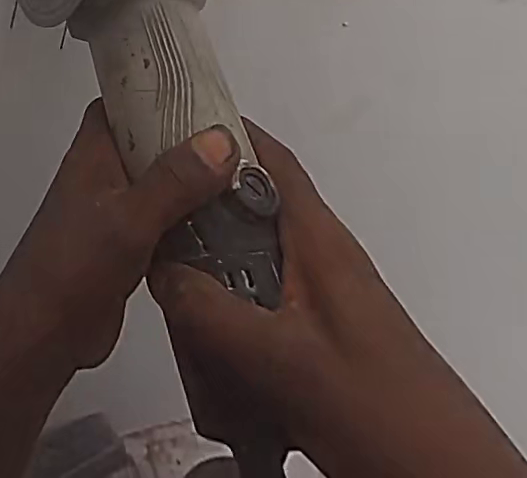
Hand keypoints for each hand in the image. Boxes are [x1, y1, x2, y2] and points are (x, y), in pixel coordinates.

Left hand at [0, 99, 240, 371]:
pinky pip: (162, 216)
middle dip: (184, 138)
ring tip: (239, 177)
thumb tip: (219, 141)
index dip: (151, 92)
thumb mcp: (129, 218)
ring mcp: (112, 209)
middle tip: (233, 139)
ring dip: (190, 180)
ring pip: (157, 181)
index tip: (195, 89)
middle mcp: (101, 174)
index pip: (118, 105)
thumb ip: (173, 181)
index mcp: (92, 153)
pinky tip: (223, 224)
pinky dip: (188, 216)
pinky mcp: (125, 242)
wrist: (47, 327)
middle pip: (145, 141)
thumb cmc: (73, 264)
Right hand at [148, 120, 526, 477]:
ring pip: (245, 253)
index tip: (170, 117)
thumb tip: (156, 268)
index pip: (270, 159)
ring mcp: (317, 296)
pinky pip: (253, 295)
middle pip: (247, 204)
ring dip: (205, 257)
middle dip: (196, 199)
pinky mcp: (315, 332)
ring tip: (160, 267)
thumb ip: (211, 311)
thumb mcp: (284, 360)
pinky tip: (198, 329)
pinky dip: (220, 299)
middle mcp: (317, 257)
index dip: (225, 128)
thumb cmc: (380, 410)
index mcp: (318, 241)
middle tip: (146, 201)